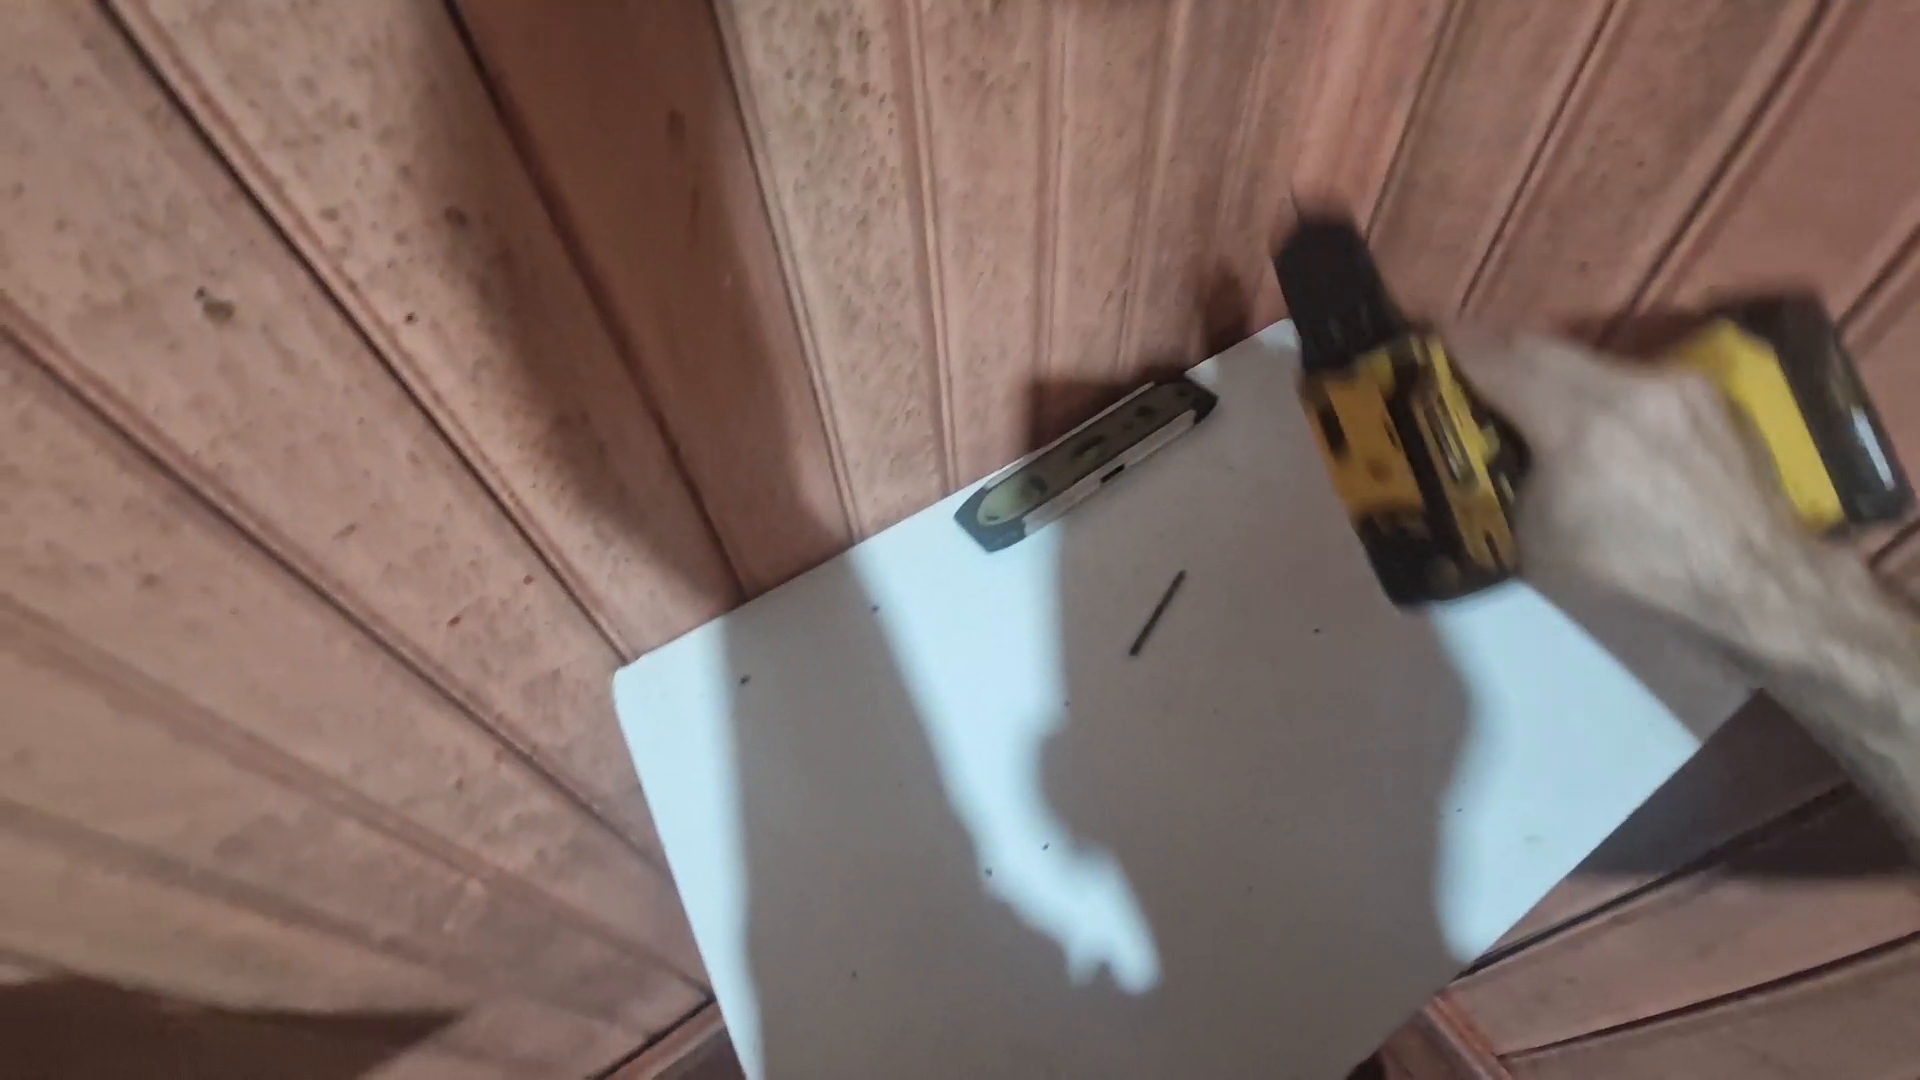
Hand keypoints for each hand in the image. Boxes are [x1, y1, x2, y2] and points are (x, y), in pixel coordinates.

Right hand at [1443, 328, 1887, 666]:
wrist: (1754, 591)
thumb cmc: (1626, 579)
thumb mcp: (1529, 539)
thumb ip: (1496, 481)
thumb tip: (1466, 459)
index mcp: (1580, 427)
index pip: (1500, 363)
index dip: (1452, 347)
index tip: (1418, 339)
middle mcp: (1633, 388)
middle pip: (1539, 346)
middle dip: (1487, 351)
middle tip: (1448, 368)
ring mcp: (1678, 386)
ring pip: (1582, 358)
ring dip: (1534, 369)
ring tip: (1504, 395)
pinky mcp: (1704, 397)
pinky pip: (1620, 376)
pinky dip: (1579, 386)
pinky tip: (1568, 419)